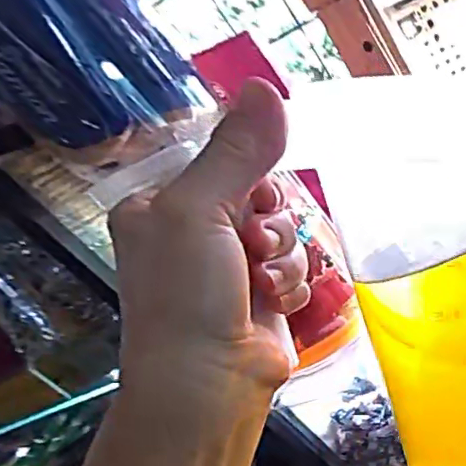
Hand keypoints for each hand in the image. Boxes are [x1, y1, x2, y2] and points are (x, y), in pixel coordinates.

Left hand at [108, 79, 310, 412]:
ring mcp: (236, 269)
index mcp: (165, 204)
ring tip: (264, 284)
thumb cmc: (187, 294)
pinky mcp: (267, 298)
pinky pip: (300, 272)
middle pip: (268, 201)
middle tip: (256, 246)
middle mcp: (199, 232)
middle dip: (274, 225)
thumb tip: (266, 87)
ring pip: (290, 239)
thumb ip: (239, 153)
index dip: (254, 180)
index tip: (253, 203)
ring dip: (287, 260)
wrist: (210, 378)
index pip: (228, 165)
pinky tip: (276, 303)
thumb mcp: (202, 211)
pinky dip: (294, 286)